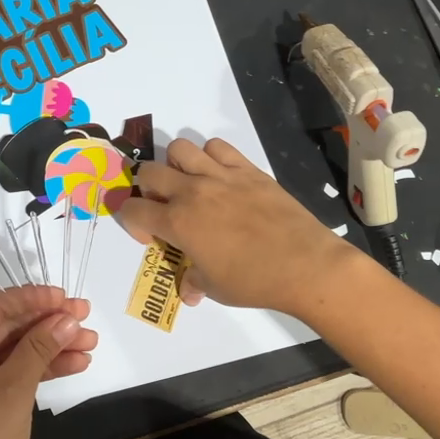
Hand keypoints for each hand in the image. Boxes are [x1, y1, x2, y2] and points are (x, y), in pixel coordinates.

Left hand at [0, 286, 98, 438]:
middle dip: (47, 321)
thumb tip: (68, 318)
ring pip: (15, 345)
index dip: (32, 298)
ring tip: (91, 340)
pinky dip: (43, 365)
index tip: (65, 296)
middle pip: (7, 324)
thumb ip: (39, 349)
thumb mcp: (13, 391)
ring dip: (51, 343)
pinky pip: (15, 367)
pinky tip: (77, 362)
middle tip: (86, 314)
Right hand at [114, 137, 352, 315]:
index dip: (133, 223)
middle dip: (149, 190)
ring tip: (190, 185)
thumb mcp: (216, 288)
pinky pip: (217, 147)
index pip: (131, 210)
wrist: (307, 266)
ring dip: (176, 165)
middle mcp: (192, 192)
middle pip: (148, 172)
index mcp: (177, 223)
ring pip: (179, 149)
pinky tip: (220, 176)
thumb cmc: (256, 282)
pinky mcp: (247, 169)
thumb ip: (193, 282)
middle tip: (167, 209)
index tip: (152, 237)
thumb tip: (189, 291)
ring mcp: (220, 176)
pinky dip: (211, 156)